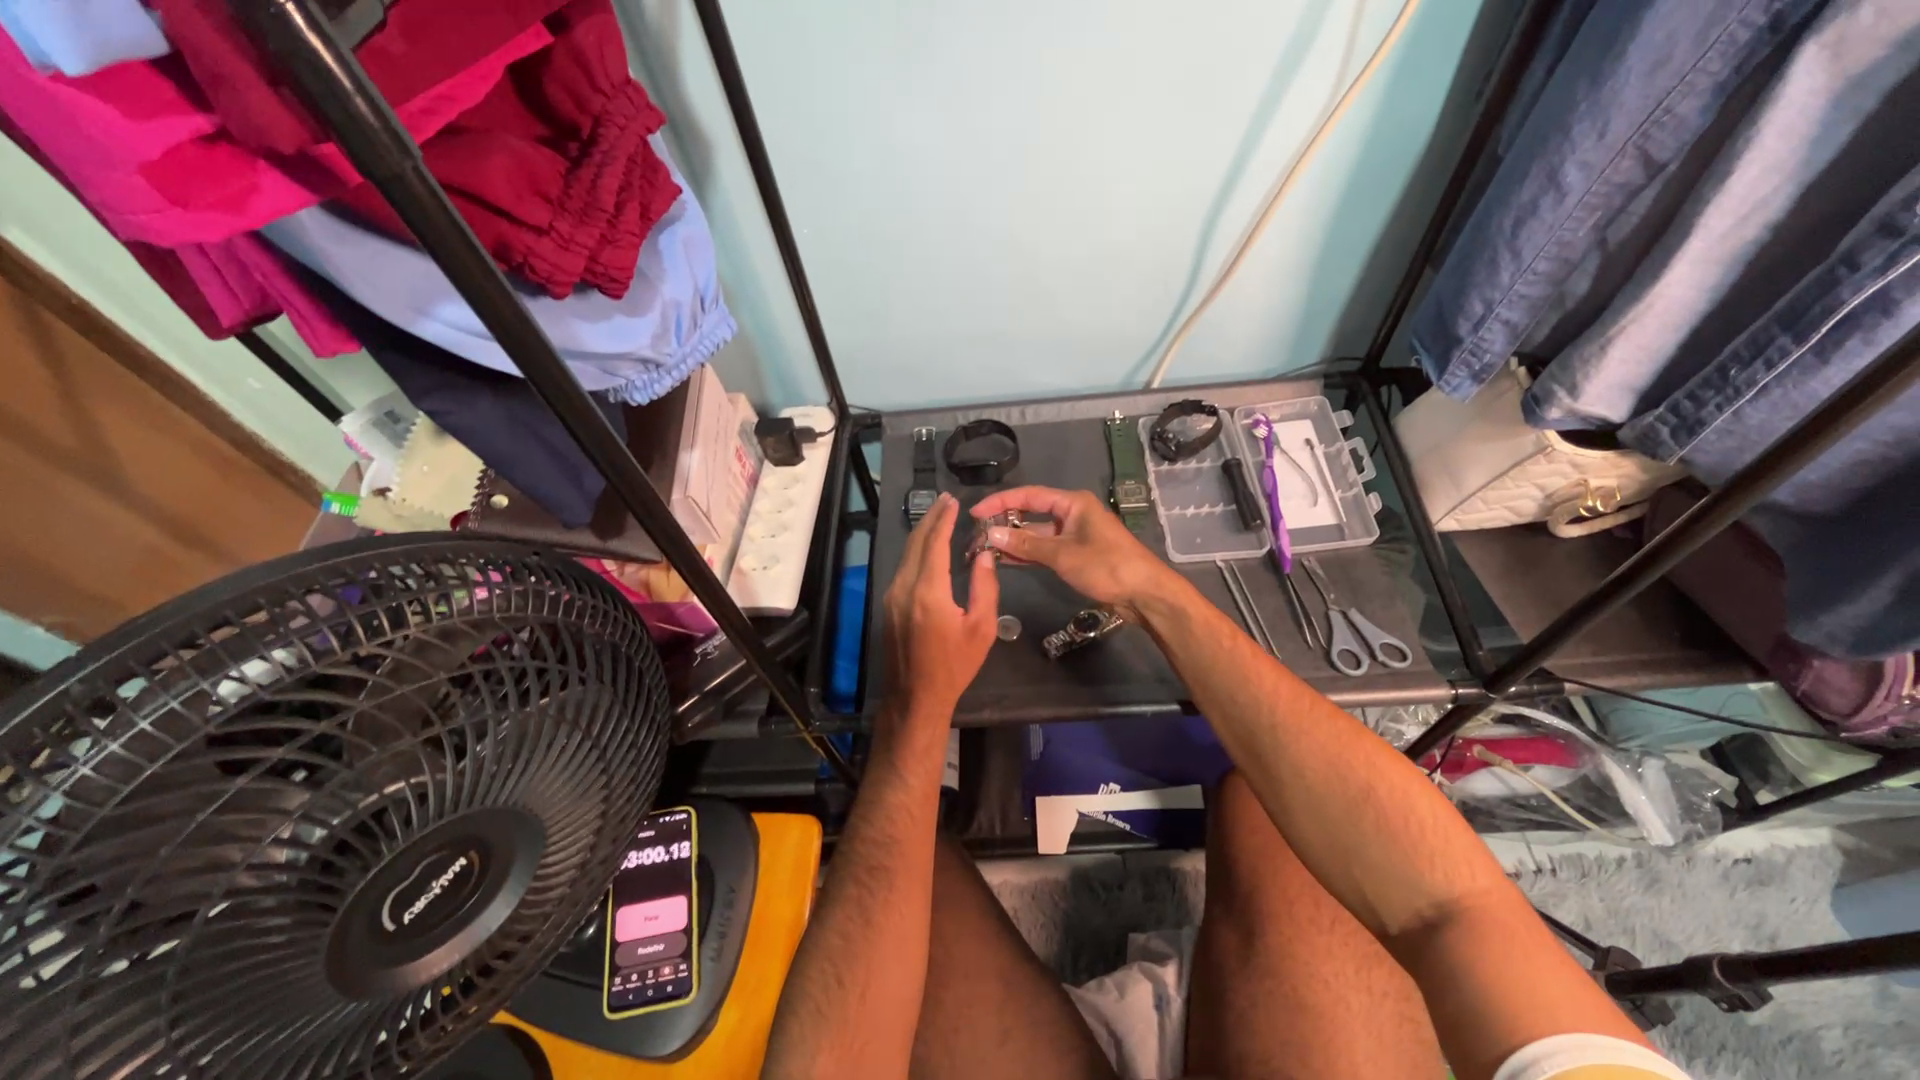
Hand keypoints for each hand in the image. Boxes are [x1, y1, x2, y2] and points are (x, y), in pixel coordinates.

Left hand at [882, 493, 999, 730]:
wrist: (916, 697)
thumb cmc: (954, 666)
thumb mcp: (981, 628)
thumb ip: (984, 587)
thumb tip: (984, 555)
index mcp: (928, 592)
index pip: (934, 544)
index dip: (944, 520)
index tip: (953, 502)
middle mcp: (904, 588)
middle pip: (915, 543)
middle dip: (931, 519)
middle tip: (946, 501)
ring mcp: (892, 597)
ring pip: (906, 555)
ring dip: (922, 534)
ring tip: (938, 518)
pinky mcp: (889, 606)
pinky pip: (902, 569)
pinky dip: (916, 552)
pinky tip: (927, 548)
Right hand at [969, 486, 1178, 618]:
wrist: (1144, 593)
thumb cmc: (1107, 566)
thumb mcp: (1062, 555)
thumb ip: (1026, 544)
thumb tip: (991, 533)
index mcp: (1072, 503)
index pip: (1028, 495)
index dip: (999, 502)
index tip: (975, 512)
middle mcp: (1071, 514)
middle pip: (1031, 513)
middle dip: (1004, 522)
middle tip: (976, 534)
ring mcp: (1074, 535)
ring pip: (1036, 533)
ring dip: (1013, 540)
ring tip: (984, 548)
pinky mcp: (1075, 554)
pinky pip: (1045, 549)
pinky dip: (1027, 553)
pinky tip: (1005, 559)